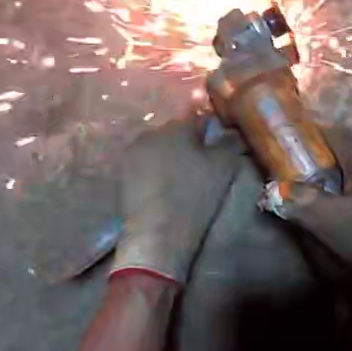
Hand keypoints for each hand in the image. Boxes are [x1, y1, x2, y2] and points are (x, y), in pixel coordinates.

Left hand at [109, 113, 246, 284]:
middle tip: (199, 164)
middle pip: (175, 132)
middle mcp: (151, 132)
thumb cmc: (195, 195)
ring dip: (168, 157)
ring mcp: (132, 152)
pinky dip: (153, 172)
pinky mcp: (120, 173)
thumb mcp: (223, 167)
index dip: (211, 131)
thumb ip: (229, 143)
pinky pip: (143, 165)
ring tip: (179, 179)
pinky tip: (162, 188)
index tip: (217, 146)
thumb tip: (231, 131)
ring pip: (158, 148)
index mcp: (177, 126)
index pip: (199, 118)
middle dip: (187, 143)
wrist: (157, 232)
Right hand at [269, 130, 351, 346]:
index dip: (305, 138)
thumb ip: (299, 203)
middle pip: (343, 151)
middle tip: (297, 185)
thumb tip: (272, 190)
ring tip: (318, 206)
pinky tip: (346, 221)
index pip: (330, 130)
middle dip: (318, 164)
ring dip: (336, 184)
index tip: (284, 153)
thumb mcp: (331, 222)